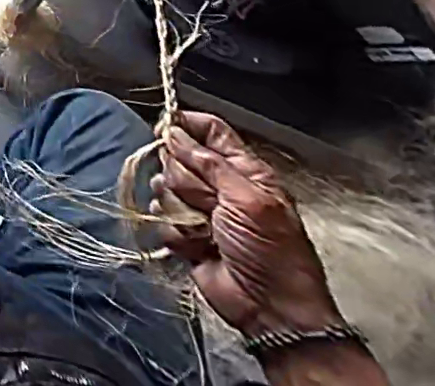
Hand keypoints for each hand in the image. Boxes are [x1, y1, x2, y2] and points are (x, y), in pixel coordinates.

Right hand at [153, 111, 341, 337]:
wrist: (270, 310)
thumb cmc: (273, 254)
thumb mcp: (251, 201)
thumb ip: (211, 163)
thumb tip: (174, 132)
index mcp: (244, 171)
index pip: (210, 130)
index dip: (186, 124)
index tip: (165, 127)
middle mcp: (219, 184)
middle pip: (178, 155)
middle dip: (185, 177)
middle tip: (208, 201)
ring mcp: (200, 207)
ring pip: (164, 183)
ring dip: (179, 205)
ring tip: (203, 226)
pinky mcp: (183, 229)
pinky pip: (161, 213)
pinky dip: (175, 228)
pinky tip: (195, 243)